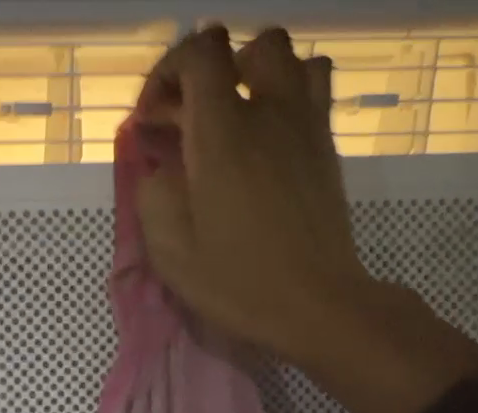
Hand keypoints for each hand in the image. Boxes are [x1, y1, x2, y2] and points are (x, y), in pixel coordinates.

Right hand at [134, 27, 365, 363]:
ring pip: (290, 57)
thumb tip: (159, 166)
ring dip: (255, 75)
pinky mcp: (325, 146)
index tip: (152, 120)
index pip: (200, 54)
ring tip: (232, 118)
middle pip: (248, 45)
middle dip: (211, 69)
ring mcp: (305, 125)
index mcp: (223, 133)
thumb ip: (153, 192)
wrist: (315, 303)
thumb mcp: (170, 248)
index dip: (167, 72)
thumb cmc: (236, 281)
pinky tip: (264, 138)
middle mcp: (269, 113)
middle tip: (191, 118)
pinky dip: (286, 95)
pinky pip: (313, 88)